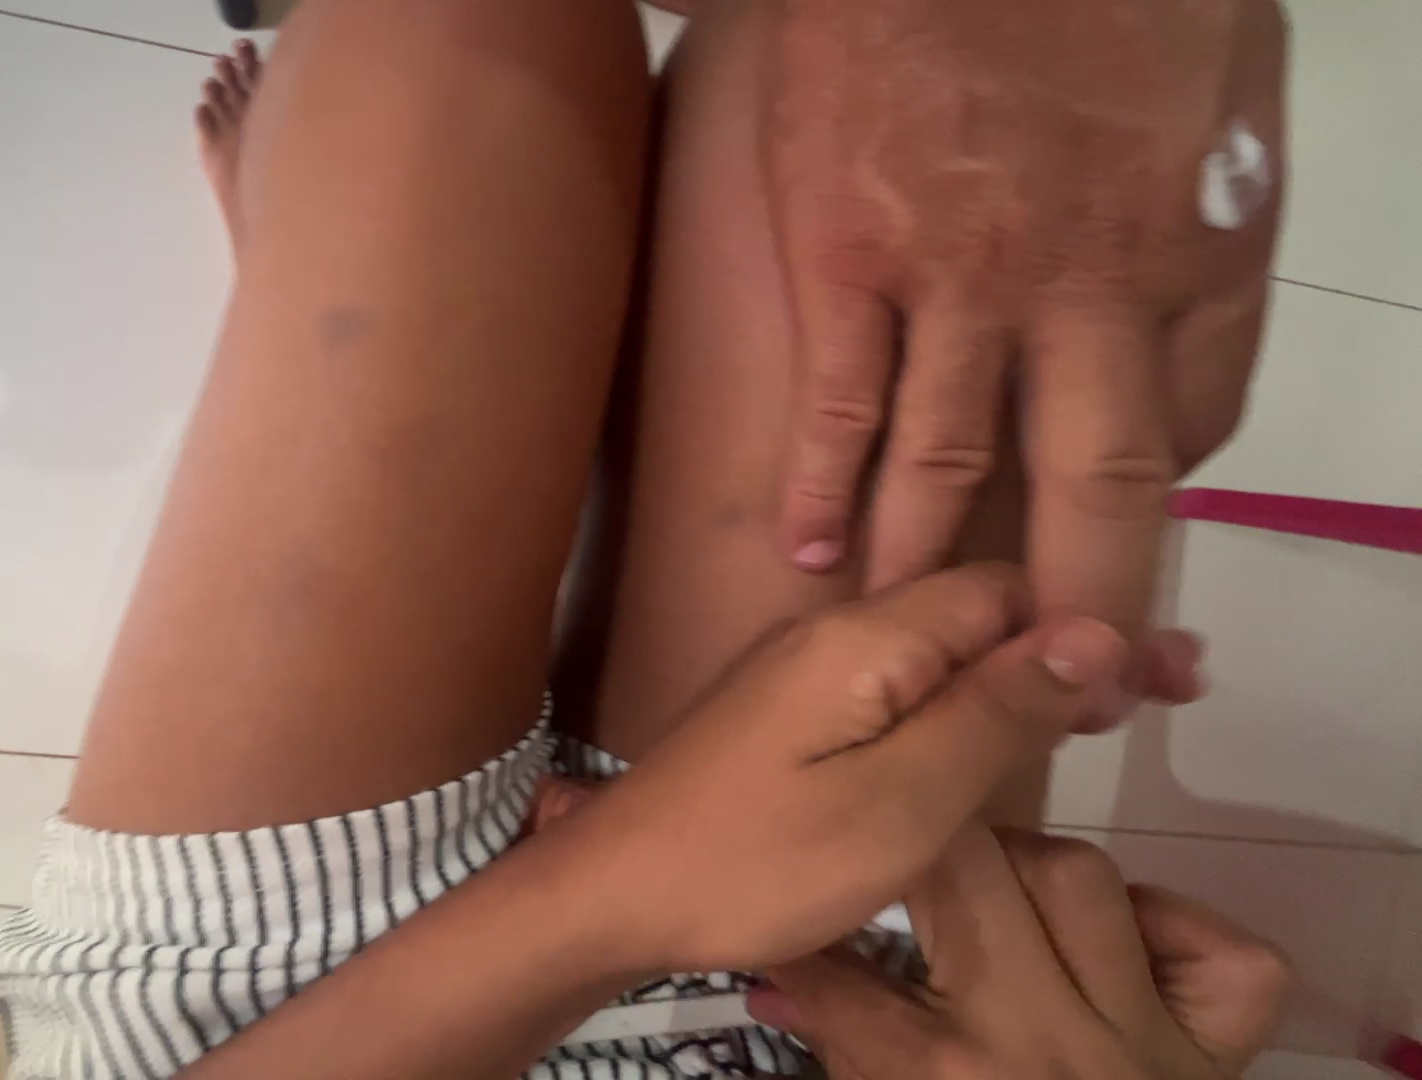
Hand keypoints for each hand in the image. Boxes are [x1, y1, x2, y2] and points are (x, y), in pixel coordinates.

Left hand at [553, 563, 1135, 975]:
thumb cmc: (759, 857)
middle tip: (1158, 705)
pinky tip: (985, 738)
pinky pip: (885, 688)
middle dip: (1057, 649)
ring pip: (926, 652)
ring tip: (1092, 721)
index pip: (996, 590)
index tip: (1168, 686)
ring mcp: (795, 669)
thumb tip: (1087, 633)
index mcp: (857, 638)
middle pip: (964, 614)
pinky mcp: (782, 709)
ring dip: (1008, 678)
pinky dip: (949, 705)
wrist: (625, 882)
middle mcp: (823, 632)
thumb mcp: (898, 801)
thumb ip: (990, 713)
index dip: (1086, 627)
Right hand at [753, 828, 1292, 1077]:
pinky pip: (1230, 960)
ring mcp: (1145, 1048)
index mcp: (943, 1070)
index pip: (831, 957)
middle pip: (967, 866)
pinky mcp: (1221, 1063)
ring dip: (1024, 867)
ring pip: (1081, 878)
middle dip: (918, 850)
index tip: (790, 886)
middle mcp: (1042, 1042)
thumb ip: (827, 1029)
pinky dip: (1172, 928)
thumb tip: (762, 967)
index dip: (796, 911)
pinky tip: (1116, 941)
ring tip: (996, 892)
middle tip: (905, 869)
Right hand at [761, 0, 1288, 632]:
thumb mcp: (1214, 89)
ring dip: (927, 563)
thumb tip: (1159, 322)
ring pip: (948, 461)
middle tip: (1061, 694)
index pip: (1183, 421)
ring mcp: (952, 286)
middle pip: (1089, 480)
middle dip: (1079, 600)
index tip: (1111, 560)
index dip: (1150, 510)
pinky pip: (840, 404)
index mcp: (1186, 240)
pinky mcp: (847, 272)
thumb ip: (1201, 218)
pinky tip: (805, 552)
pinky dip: (823, 487)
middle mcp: (1079, 288)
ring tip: (905, 639)